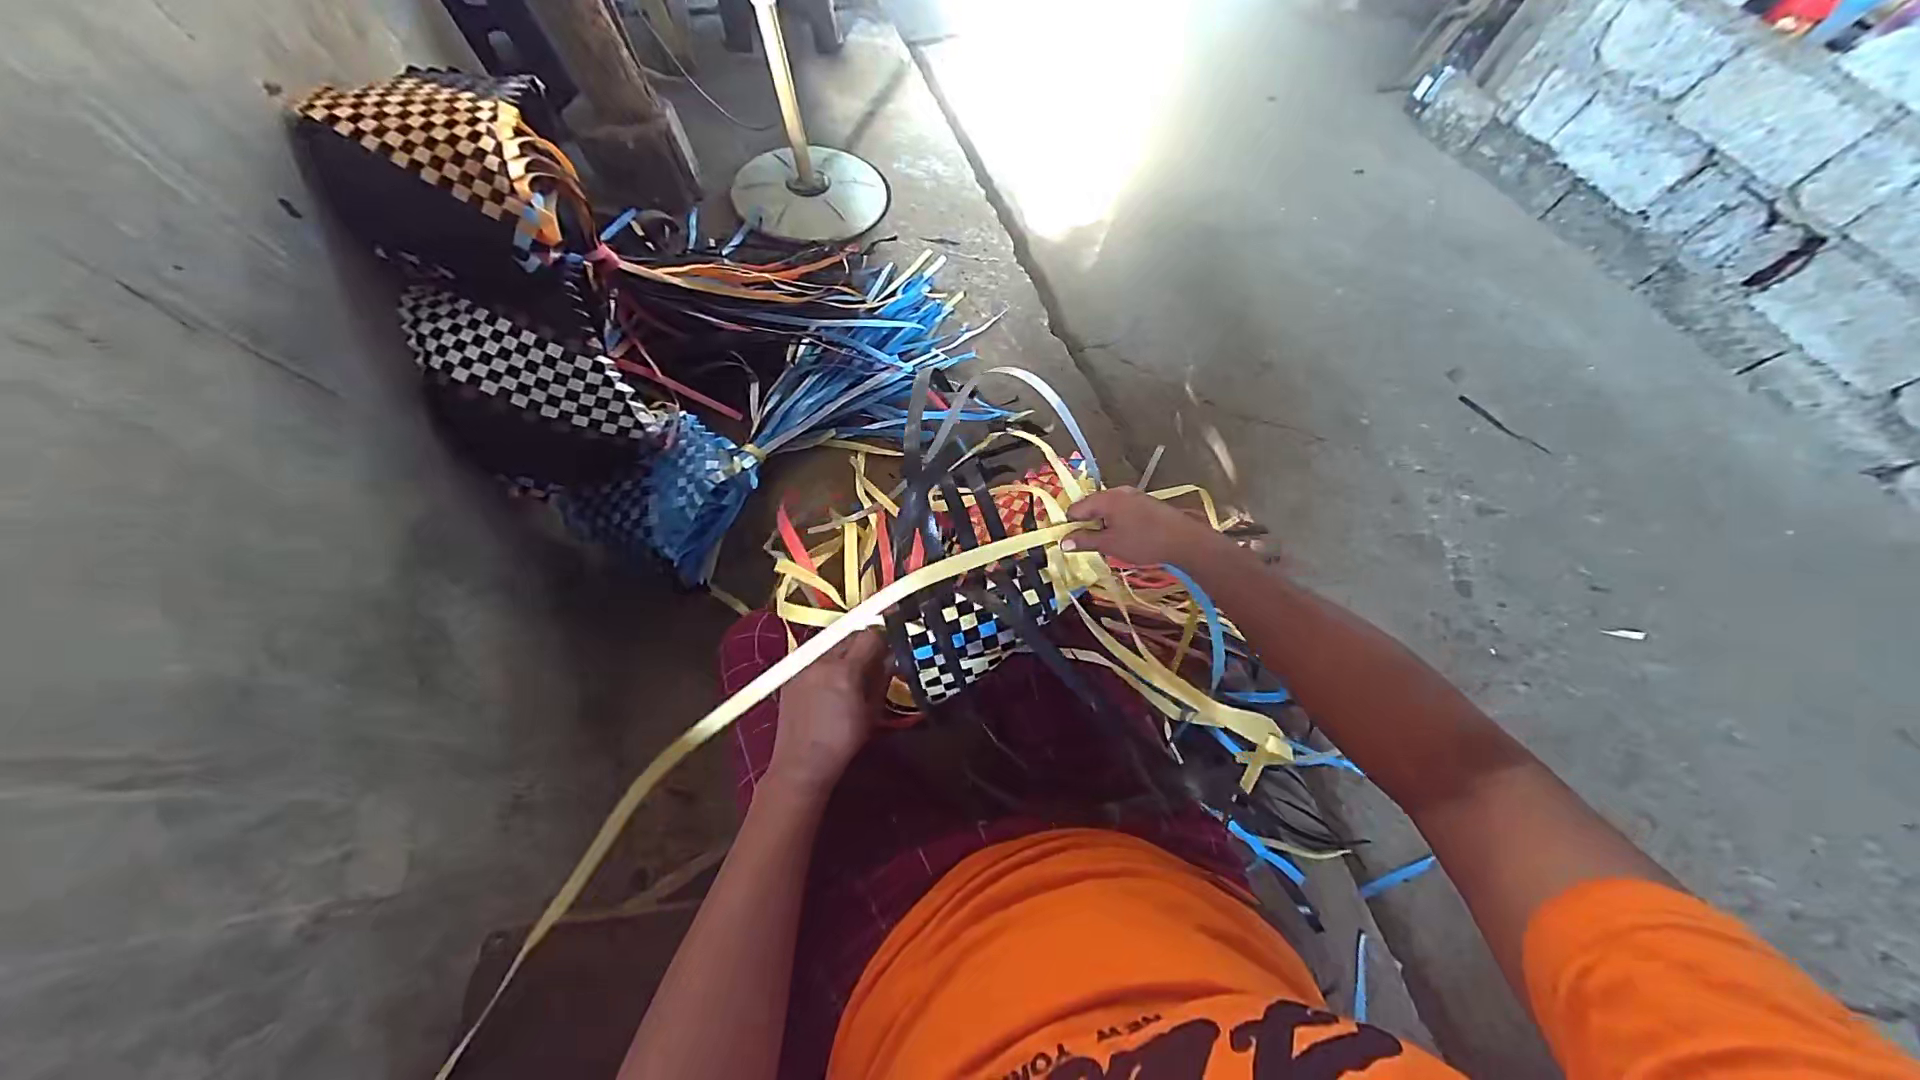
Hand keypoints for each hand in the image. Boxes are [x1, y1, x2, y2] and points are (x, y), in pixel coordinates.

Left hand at [769, 630, 889, 793]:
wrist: (801, 763)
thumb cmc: (843, 742)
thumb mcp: (872, 711)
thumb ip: (882, 678)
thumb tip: (890, 657)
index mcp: (845, 670)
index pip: (870, 635)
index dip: (884, 638)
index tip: (890, 647)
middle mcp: (821, 661)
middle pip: (850, 634)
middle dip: (865, 642)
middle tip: (875, 658)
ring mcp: (802, 665)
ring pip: (831, 643)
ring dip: (845, 650)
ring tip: (851, 671)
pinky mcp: (790, 674)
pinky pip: (814, 656)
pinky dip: (826, 661)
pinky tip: (830, 680)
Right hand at [1063, 486, 1231, 565]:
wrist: (1185, 540)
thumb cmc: (1143, 542)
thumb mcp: (1110, 544)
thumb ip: (1084, 541)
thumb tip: (1063, 541)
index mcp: (1105, 499)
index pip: (1076, 508)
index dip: (1070, 524)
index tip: (1071, 541)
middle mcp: (1118, 492)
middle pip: (1092, 506)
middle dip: (1087, 524)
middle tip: (1091, 544)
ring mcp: (1134, 495)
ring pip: (1108, 509)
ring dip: (1104, 524)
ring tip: (1110, 543)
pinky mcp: (1146, 503)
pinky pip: (1123, 510)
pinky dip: (1118, 522)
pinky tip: (1126, 537)